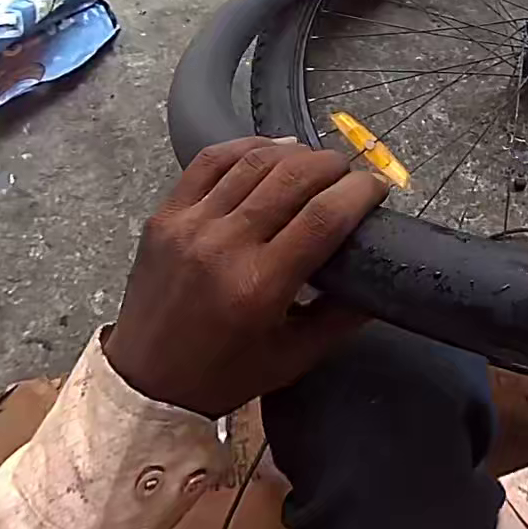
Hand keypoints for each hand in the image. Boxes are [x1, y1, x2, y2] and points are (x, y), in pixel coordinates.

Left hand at [103, 137, 388, 416]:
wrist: (145, 381)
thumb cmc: (225, 374)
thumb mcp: (293, 358)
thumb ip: (342, 318)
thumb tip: (382, 277)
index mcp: (259, 286)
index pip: (322, 218)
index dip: (357, 192)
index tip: (376, 186)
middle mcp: (224, 246)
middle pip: (290, 179)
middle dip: (330, 165)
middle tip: (348, 171)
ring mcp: (189, 224)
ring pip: (251, 163)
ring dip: (293, 153)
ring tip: (314, 158)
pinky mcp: (166, 213)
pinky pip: (208, 161)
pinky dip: (244, 146)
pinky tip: (268, 149)